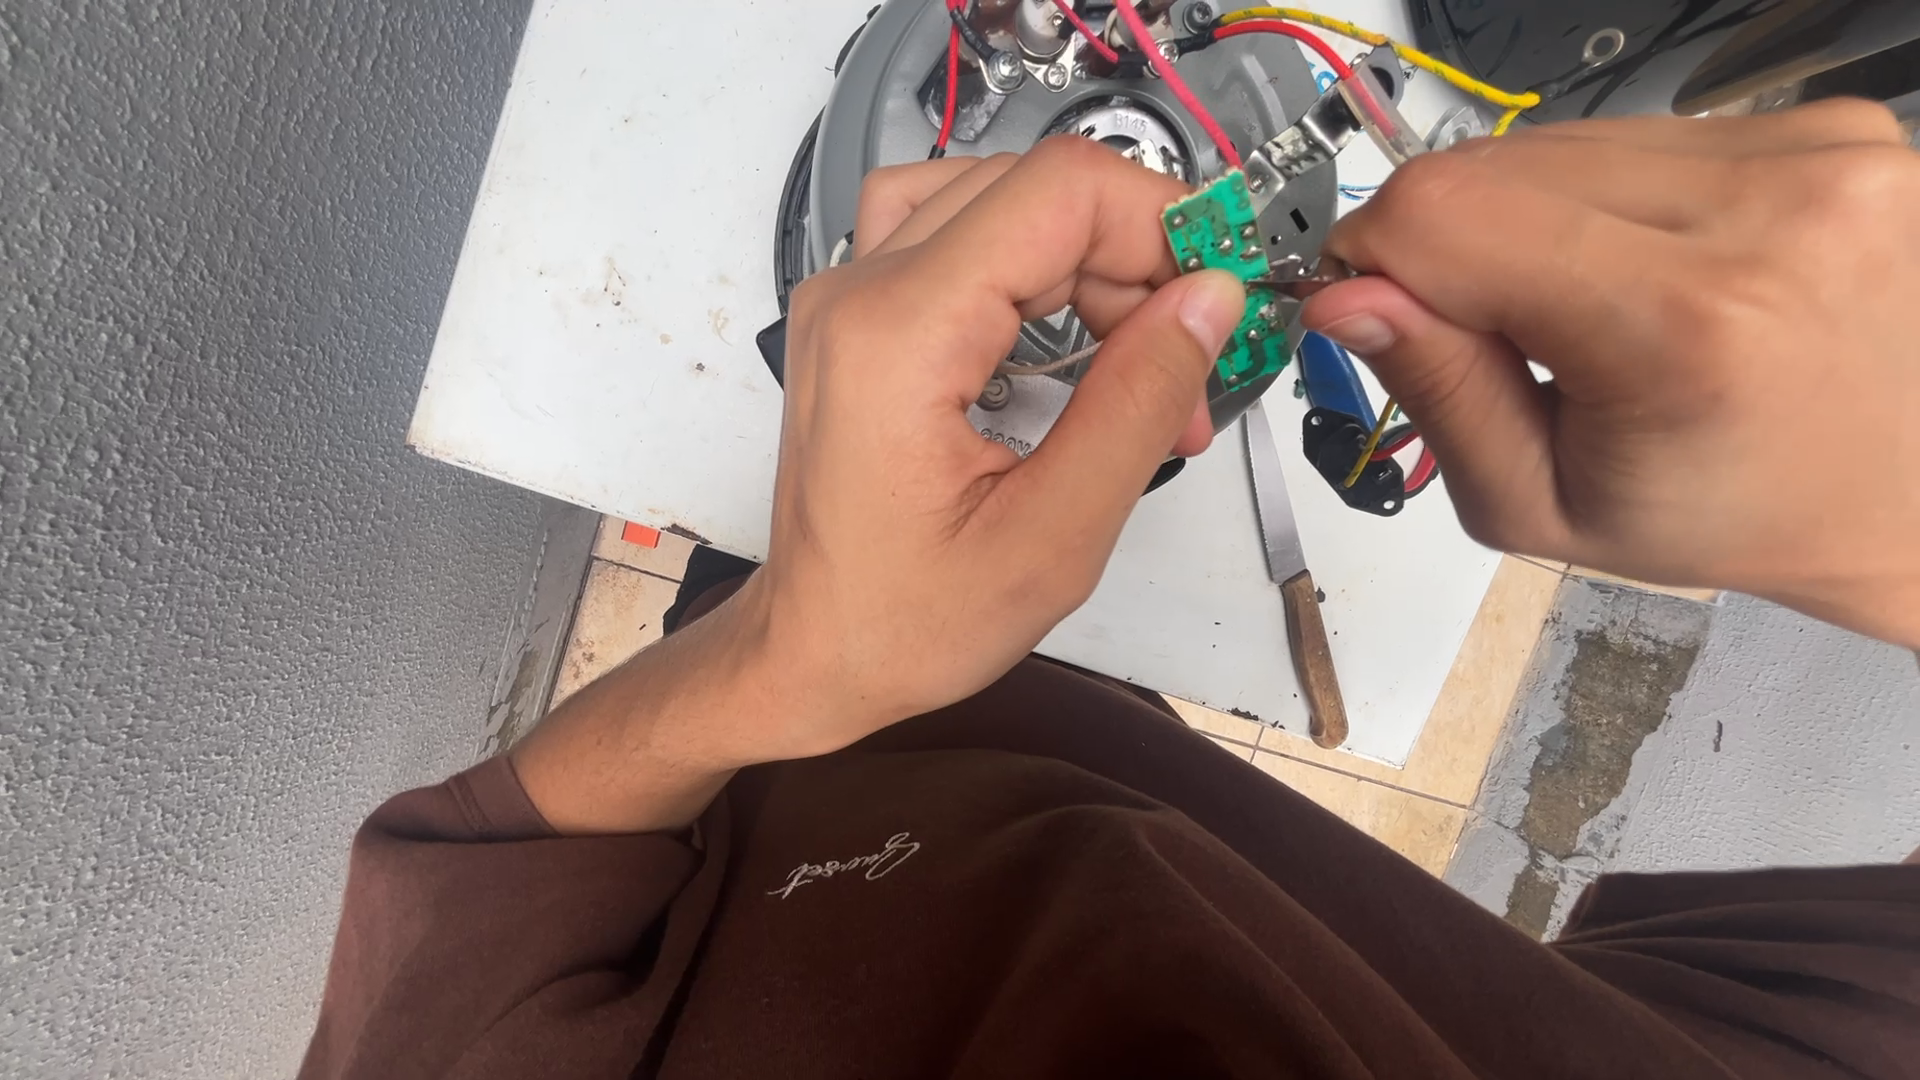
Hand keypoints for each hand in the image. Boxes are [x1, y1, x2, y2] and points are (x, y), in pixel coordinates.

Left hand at [512, 139, 1246, 830]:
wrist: (814, 648)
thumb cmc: (909, 623)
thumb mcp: (1052, 537)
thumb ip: (1138, 405)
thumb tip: (1209, 299)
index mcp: (899, 337)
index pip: (1061, 192)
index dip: (1162, 224)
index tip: (1221, 296)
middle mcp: (859, 294)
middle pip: (1034, 193)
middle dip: (1133, 264)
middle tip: (1181, 369)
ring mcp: (847, 301)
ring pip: (997, 205)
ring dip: (1084, 266)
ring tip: (1127, 359)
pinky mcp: (856, 322)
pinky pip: (955, 242)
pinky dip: (1029, 273)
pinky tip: (1060, 339)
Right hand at [1301, 100, 1919, 645]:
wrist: (1888, 487)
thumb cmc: (1699, 517)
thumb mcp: (1525, 501)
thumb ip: (1435, 391)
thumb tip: (1340, 300)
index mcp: (1681, 325)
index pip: (1444, 218)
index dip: (1368, 259)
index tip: (1369, 319)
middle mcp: (1763, 204)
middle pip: (1477, 173)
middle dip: (1423, 250)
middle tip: (1460, 335)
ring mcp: (1803, 147)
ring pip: (1531, 148)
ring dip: (1493, 229)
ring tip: (1541, 312)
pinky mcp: (1811, 125)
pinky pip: (1601, 142)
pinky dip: (1558, 208)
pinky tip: (1595, 271)